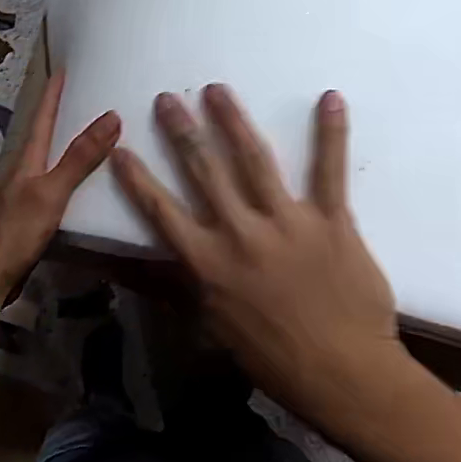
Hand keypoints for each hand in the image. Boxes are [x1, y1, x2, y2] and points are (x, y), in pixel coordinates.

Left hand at [0, 72, 120, 296]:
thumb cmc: (15, 232)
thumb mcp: (51, 192)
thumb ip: (79, 158)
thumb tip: (110, 115)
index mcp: (26, 161)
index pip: (41, 117)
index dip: (53, 92)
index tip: (66, 67)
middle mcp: (24, 174)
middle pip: (45, 138)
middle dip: (64, 117)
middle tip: (91, 100)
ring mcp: (26, 199)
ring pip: (51, 166)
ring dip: (71, 152)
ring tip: (99, 141)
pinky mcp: (31, 222)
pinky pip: (57, 192)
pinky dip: (73, 183)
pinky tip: (89, 192)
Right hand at [109, 85, 409, 428]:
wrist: (339, 371)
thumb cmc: (272, 359)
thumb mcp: (215, 328)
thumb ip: (190, 289)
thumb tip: (160, 267)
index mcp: (208, 263)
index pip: (161, 212)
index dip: (138, 179)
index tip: (121, 149)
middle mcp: (241, 233)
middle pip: (204, 172)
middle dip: (181, 133)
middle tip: (167, 99)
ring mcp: (288, 222)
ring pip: (255, 160)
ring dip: (233, 121)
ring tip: (217, 90)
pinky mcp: (333, 221)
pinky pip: (330, 170)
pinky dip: (331, 133)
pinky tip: (329, 98)